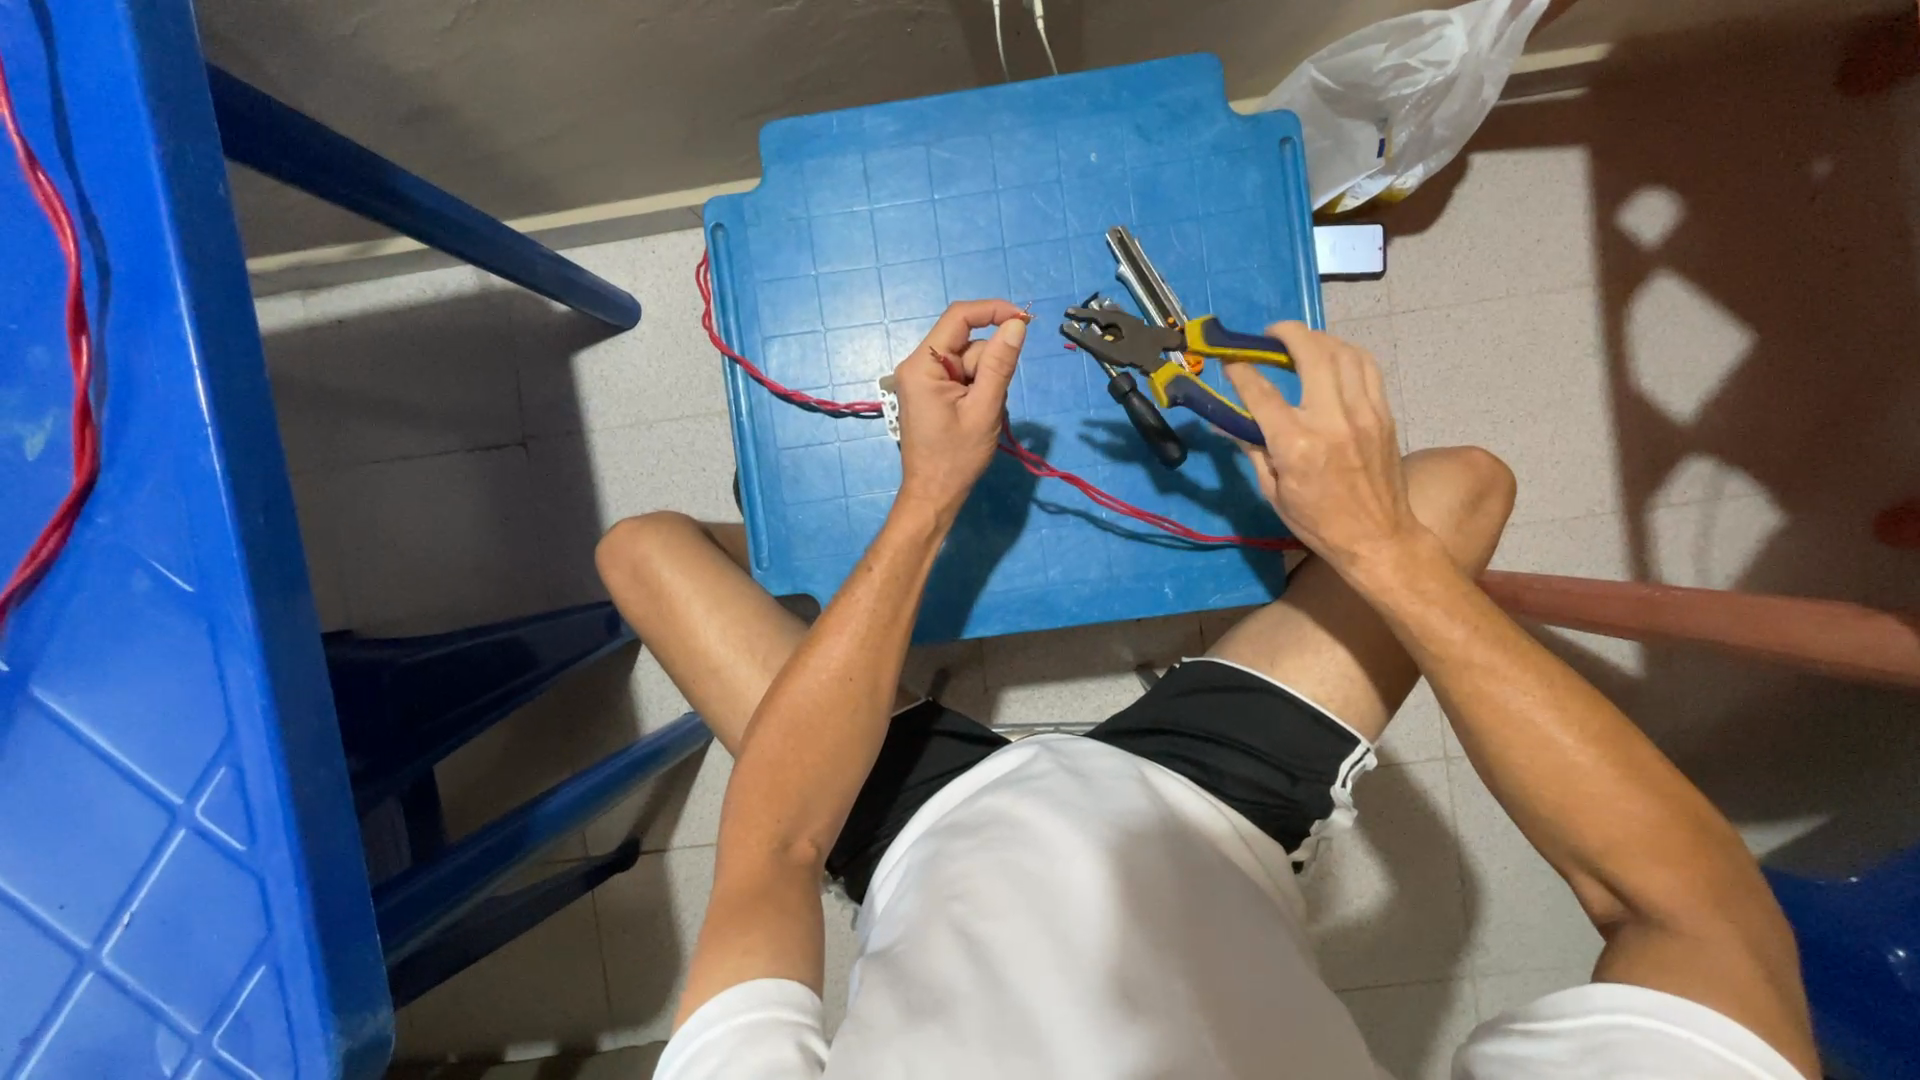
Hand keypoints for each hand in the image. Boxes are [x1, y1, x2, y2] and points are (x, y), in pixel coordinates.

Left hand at [890, 300, 1028, 519]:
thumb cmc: (956, 458)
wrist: (934, 494)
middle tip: (990, 401)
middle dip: (989, 366)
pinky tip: (975, 416)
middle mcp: (917, 365)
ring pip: (970, 361)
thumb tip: (1017, 324)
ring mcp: (923, 380)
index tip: (1024, 321)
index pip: (959, 317)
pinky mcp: (932, 393)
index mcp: (922, 365)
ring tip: (981, 415)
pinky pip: (964, 377)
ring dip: (986, 382)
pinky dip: (978, 391)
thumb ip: (1000, 364)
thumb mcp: (985, 408)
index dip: (993, 311)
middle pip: (968, 343)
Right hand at [1224, 322, 1432, 575]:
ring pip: (1343, 353)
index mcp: (1296, 445)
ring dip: (1318, 339)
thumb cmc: (1317, 522)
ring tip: (1301, 342)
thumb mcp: (1273, 491)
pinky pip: (1367, 367)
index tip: (1231, 362)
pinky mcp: (1383, 413)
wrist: (1378, 537)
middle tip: (1270, 334)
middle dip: (1287, 334)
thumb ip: (1253, 449)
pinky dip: (1346, 353)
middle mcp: (1331, 420)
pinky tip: (1332, 356)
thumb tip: (1229, 421)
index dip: (1242, 371)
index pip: (1262, 392)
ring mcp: (1364, 413)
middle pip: (1312, 354)